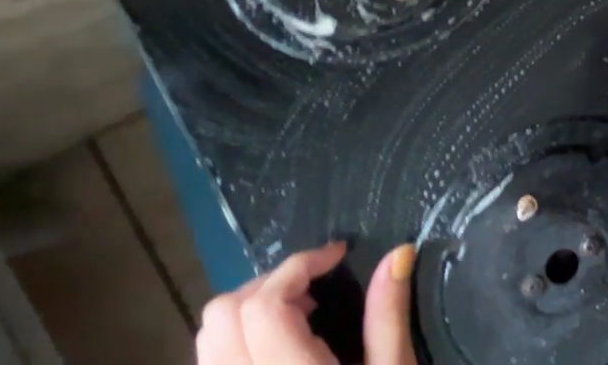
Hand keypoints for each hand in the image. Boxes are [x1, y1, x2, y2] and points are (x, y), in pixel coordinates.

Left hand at [197, 242, 415, 364]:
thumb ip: (388, 315)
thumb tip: (400, 252)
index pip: (264, 305)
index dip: (299, 265)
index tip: (337, 254)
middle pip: (223, 313)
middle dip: (271, 281)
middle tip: (315, 282)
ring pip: (207, 336)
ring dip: (250, 306)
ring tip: (299, 310)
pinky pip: (212, 356)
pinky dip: (239, 333)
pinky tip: (281, 340)